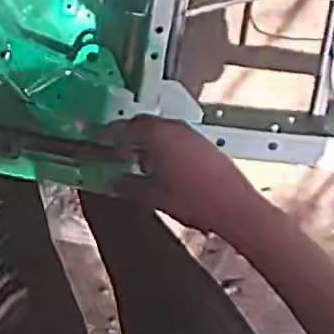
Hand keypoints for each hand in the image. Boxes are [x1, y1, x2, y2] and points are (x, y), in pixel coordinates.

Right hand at [108, 117, 278, 239]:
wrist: (236, 208)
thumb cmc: (192, 199)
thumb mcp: (152, 195)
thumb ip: (128, 185)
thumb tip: (113, 181)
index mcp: (155, 134)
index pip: (122, 128)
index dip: (107, 136)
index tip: (97, 142)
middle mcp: (173, 127)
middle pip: (142, 125)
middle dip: (127, 137)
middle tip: (116, 152)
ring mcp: (191, 134)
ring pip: (160, 131)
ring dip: (146, 142)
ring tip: (138, 162)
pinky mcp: (204, 144)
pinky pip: (176, 138)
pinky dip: (164, 147)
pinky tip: (163, 167)